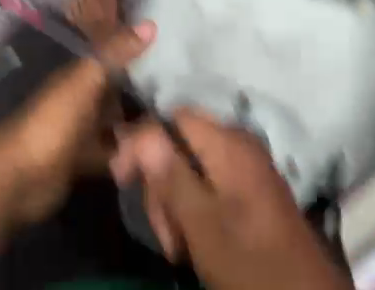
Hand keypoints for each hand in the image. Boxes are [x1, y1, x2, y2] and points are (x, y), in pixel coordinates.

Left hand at [0, 20, 154, 225]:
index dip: (103, 0)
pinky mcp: (88, 152)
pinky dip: (130, 138)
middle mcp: (81, 86)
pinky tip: (154, 134)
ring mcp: (84, 119)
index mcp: (76, 64)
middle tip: (151, 22)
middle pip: (107, 58)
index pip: (96, 23)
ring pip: (114, 99)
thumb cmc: (51, 121)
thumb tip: (151, 22)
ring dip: (133, 92)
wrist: (20, 179)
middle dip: (123, 40)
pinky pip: (116, 140)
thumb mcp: (84, 80)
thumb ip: (116, 52)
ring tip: (165, 76)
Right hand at [111, 111, 352, 289]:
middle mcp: (240, 142)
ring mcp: (249, 165)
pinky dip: (195, 208)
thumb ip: (169, 174)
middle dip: (162, 182)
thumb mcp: (201, 221)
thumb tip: (139, 130)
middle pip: (181, 142)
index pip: (173, 116)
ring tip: (178, 245)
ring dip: (176, 202)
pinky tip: (194, 240)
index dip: (142, 141)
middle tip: (163, 229)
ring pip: (193, 167)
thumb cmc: (248, 259)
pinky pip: (211, 183)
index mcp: (228, 142)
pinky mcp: (253, 188)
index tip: (120, 178)